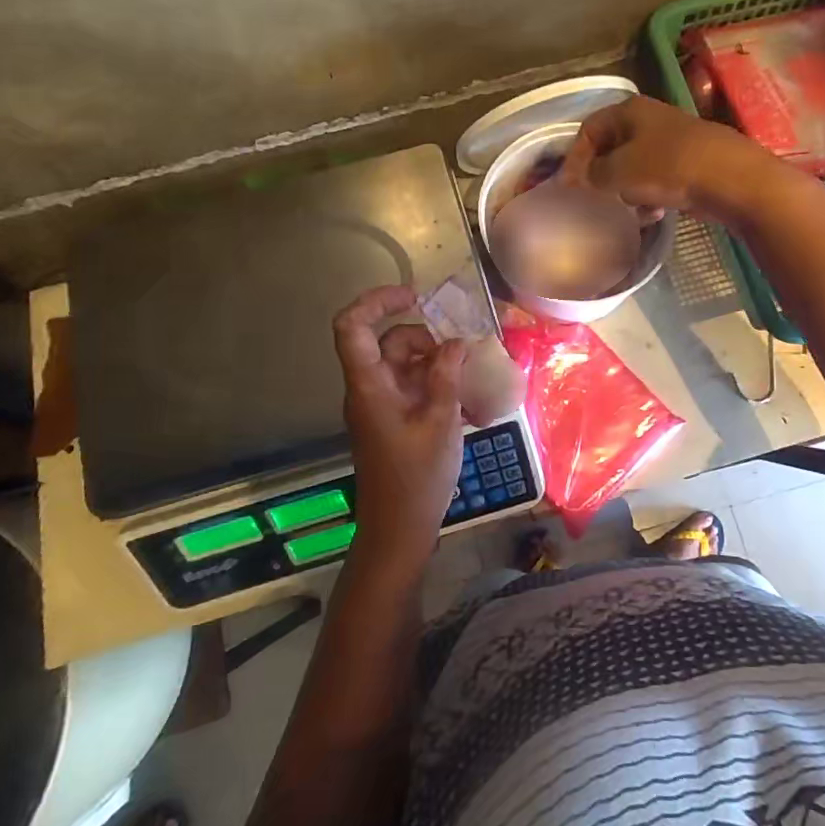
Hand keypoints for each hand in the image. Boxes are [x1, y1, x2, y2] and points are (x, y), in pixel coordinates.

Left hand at [333, 285, 466, 568]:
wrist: (400, 528)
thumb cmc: (417, 477)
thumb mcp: (440, 422)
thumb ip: (447, 376)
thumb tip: (456, 342)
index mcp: (369, 386)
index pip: (352, 327)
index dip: (377, 302)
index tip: (415, 297)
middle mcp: (369, 389)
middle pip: (389, 343)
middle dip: (427, 339)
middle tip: (464, 351)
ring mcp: (381, 406)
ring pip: (405, 366)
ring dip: (437, 363)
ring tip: (472, 376)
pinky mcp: (394, 421)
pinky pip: (413, 388)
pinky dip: (437, 385)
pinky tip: (468, 399)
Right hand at [559, 96, 784, 219]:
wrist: (729, 178)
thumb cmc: (667, 167)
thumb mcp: (619, 171)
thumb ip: (592, 175)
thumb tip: (578, 180)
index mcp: (629, 111)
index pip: (588, 130)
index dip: (574, 158)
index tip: (569, 187)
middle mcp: (649, 121)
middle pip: (611, 149)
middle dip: (601, 176)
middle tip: (594, 200)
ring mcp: (670, 142)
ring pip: (634, 167)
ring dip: (626, 190)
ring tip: (626, 210)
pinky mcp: (687, 165)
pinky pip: (656, 180)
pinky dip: (649, 196)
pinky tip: (653, 214)